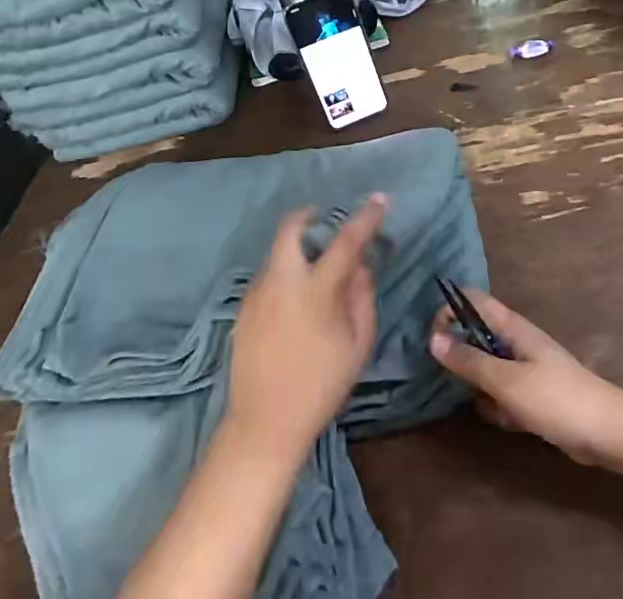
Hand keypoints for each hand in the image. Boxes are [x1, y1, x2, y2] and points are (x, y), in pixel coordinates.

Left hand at [227, 196, 384, 456]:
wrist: (264, 423)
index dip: (365, 218)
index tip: (379, 199)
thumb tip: (360, 266)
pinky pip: (267, 276)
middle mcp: (281, 282)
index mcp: (315, 291)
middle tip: (326, 223)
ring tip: (314, 267)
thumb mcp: (357, 344)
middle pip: (290, 229)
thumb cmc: (321, 385)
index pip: (345, 242)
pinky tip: (295, 299)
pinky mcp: (242, 308)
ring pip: (276, 253)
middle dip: (308, 217)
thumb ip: (361, 297)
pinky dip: (284, 272)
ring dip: (296, 247)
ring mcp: (256, 294)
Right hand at [428, 290, 622, 464]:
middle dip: (462, 358)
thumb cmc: (555, 398)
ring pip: (486, 369)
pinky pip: (502, 393)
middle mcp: (516, 341)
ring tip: (494, 406)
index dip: (449, 311)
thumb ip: (469, 361)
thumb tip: (432, 339)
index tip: (434, 340)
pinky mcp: (532, 393)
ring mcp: (525, 367)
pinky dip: (501, 407)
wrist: (606, 432)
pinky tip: (511, 422)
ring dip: (482, 389)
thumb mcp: (506, 381)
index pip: (472, 300)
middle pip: (476, 336)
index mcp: (512, 326)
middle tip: (459, 381)